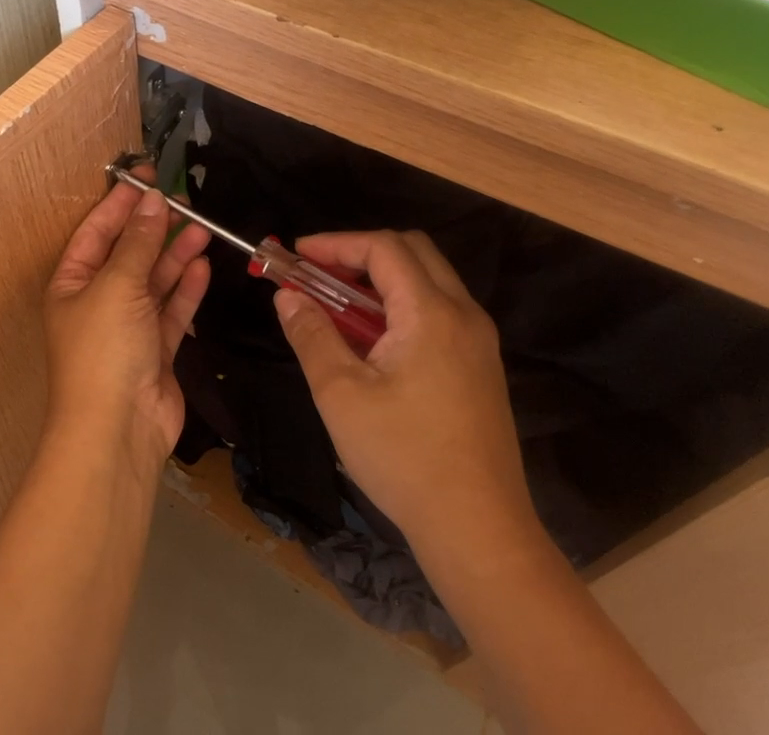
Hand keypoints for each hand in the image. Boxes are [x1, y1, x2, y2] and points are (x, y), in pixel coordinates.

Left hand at [44, 167, 210, 471]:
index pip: (96, 232)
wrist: (117, 428)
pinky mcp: (155, 350)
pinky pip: (171, 310)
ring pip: (154, 281)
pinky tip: (202, 265)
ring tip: (203, 228)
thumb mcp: (117, 286)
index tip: (147, 175)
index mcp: (71, 284)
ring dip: (175, 255)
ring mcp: (127, 327)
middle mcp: (97, 302)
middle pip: (127, 254)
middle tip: (183, 201)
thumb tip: (152, 203)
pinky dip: (186, 289)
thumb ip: (138, 244)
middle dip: (153, 228)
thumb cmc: (104, 349)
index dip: (120, 203)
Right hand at [272, 230, 534, 565]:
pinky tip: (370, 342)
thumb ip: (312, 336)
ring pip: (428, 283)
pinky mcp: (480, 368)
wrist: (477, 526)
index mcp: (433, 313)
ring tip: (333, 306)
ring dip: (379, 282)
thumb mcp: (341, 394)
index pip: (384, 248)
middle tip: (314, 274)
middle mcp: (464, 316)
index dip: (335, 244)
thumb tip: (288, 297)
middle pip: (412, 254)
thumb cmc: (402, 457)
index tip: (295, 255)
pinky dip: (400, 308)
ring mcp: (478, 343)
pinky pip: (439, 314)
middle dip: (359, 254)